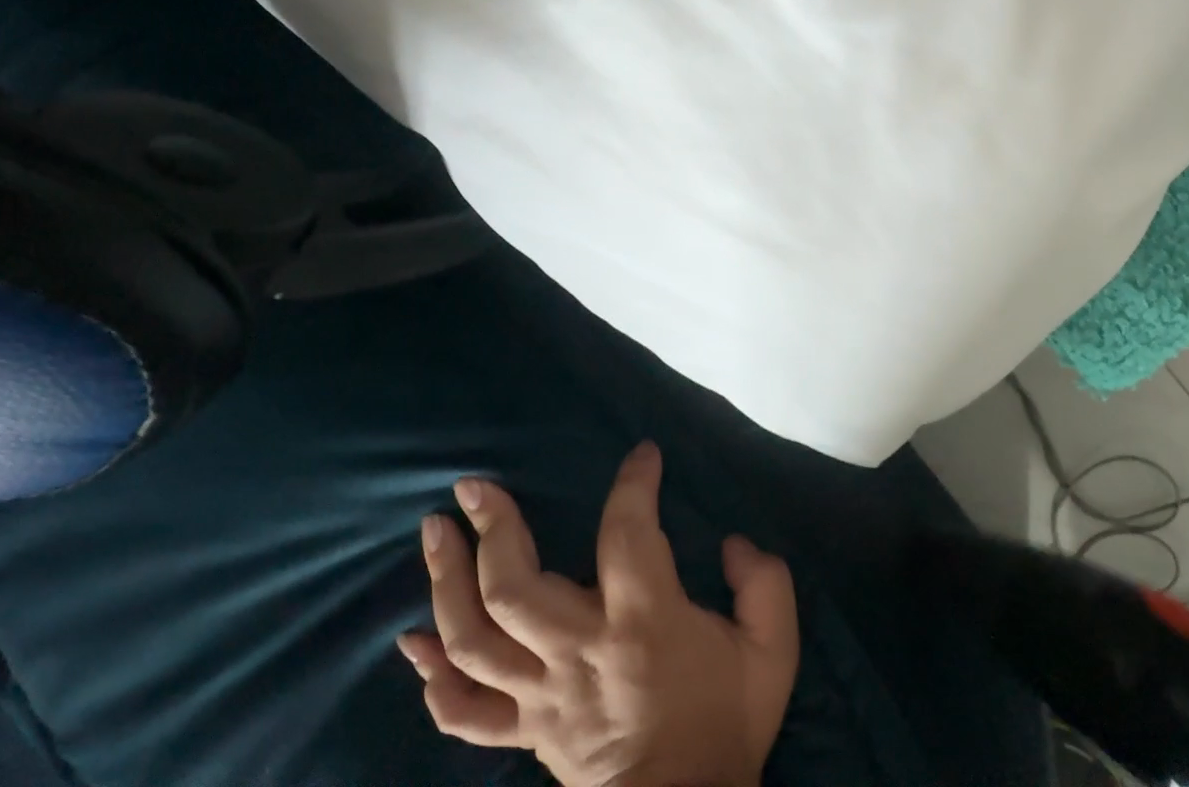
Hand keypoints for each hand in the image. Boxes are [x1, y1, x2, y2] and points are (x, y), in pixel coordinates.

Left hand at [396, 442, 799, 786]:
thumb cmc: (729, 721)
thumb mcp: (773, 648)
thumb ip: (765, 584)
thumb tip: (734, 544)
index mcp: (642, 623)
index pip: (627, 533)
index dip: (633, 485)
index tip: (642, 455)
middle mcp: (578, 651)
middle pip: (514, 585)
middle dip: (491, 528)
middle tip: (473, 485)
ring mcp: (540, 696)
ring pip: (473, 639)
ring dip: (445, 583)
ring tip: (433, 533)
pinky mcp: (525, 733)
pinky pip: (464, 713)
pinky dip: (434, 679)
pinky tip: (415, 644)